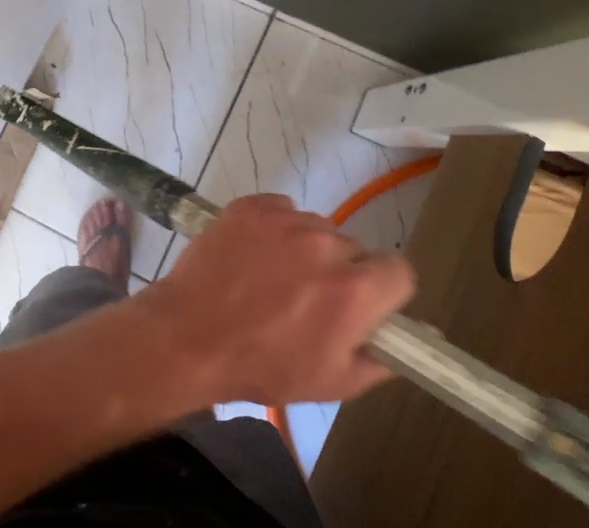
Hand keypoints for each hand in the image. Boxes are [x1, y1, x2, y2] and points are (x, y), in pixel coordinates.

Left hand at [131, 194, 415, 406]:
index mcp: (354, 290)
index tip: (363, 306)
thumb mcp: (332, 383)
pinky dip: (274, 229)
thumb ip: (379, 360)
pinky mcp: (252, 205)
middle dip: (340, 273)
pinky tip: (254, 256)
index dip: (384, 291)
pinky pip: (282, 210)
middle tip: (307, 299)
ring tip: (272, 279)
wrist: (188, 336)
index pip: (400, 272)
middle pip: (354, 251)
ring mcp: (286, 220)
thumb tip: (399, 340)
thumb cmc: (261, 365)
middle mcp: (326, 245)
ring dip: (305, 250)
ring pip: (317, 229)